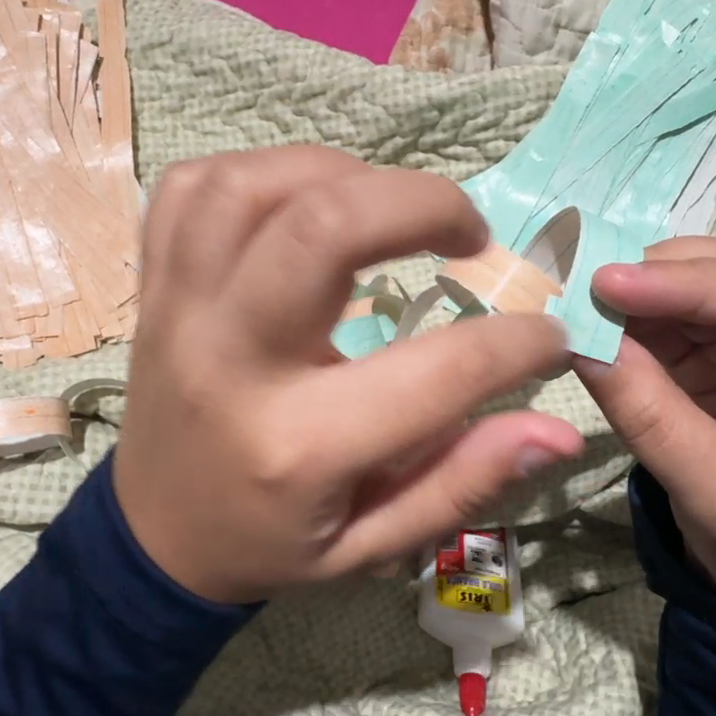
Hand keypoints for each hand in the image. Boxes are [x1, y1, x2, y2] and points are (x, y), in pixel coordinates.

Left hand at [114, 146, 582, 603]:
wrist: (154, 539)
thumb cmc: (272, 542)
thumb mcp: (372, 542)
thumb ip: (463, 483)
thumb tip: (561, 433)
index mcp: (300, 445)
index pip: (434, 372)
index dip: (514, 343)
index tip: (545, 334)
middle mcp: (233, 364)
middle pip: (322, 228)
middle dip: (421, 202)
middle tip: (467, 232)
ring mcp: (180, 314)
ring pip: (248, 187)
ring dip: (338, 173)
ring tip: (384, 207)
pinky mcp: (155, 288)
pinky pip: (192, 190)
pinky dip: (259, 173)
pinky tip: (303, 202)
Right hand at [574, 237, 715, 613]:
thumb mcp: (712, 486)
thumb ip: (650, 413)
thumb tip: (581, 342)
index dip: (691, 284)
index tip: (610, 279)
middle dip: (670, 275)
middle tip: (593, 279)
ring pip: (715, 286)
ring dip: (650, 292)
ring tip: (587, 300)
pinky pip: (689, 319)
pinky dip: (643, 319)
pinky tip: (604, 323)